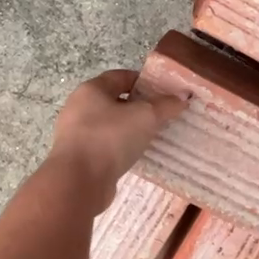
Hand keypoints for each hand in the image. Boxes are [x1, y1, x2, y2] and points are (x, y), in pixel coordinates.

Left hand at [47, 69, 185, 191]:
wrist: (77, 182)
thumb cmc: (110, 138)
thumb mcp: (145, 117)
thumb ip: (166, 105)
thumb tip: (183, 97)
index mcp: (91, 90)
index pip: (120, 76)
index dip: (143, 81)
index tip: (163, 92)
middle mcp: (79, 108)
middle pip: (114, 101)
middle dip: (138, 107)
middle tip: (161, 115)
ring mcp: (75, 134)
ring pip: (109, 125)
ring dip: (129, 129)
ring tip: (152, 137)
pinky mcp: (78, 158)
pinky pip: (104, 146)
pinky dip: (120, 148)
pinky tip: (135, 156)